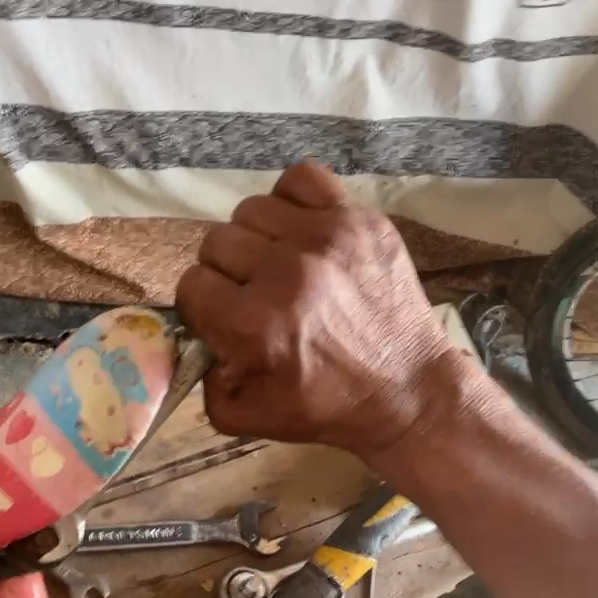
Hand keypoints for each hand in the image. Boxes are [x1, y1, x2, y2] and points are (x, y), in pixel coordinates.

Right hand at [176, 162, 486, 459]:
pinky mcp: (358, 220)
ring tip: (275, 265)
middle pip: (216, 243)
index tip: (218, 316)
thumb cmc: (326, 408)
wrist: (406, 391)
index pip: (192, 285)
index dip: (200, 305)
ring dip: (254, 240)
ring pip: (251, 210)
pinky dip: (290, 201)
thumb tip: (195, 344)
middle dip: (224, 274)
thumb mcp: (250, 418)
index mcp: (254, 323)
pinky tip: (298, 233)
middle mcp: (285, 272)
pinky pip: (301, 178)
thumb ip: (205, 386)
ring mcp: (324, 238)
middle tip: (248, 295)